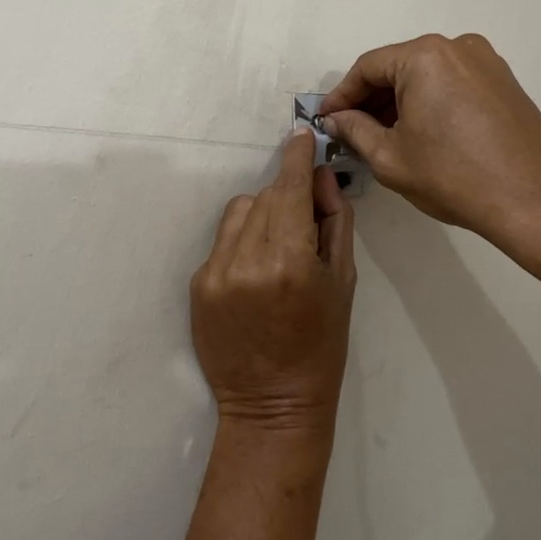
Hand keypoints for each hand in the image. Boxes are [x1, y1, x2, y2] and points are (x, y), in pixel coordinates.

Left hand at [189, 131, 357, 433]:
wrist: (272, 405)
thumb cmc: (321, 347)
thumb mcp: (342, 283)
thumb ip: (334, 223)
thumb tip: (320, 177)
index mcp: (291, 261)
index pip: (290, 188)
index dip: (297, 158)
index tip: (301, 135)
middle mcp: (247, 260)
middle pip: (265, 197)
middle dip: (286, 196)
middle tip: (304, 221)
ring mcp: (216, 272)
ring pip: (240, 212)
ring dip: (261, 215)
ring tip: (278, 250)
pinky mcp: (198, 285)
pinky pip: (223, 241)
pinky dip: (242, 242)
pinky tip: (256, 273)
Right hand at [319, 33, 540, 247]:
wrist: (533, 202)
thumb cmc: (453, 177)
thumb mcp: (390, 158)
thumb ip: (355, 130)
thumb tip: (336, 119)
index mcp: (425, 56)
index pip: (367, 67)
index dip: (341, 95)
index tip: (326, 120)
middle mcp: (458, 47)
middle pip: (399, 66)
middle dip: (372, 98)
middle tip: (350, 131)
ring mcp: (487, 62)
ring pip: (427, 75)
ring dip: (401, 100)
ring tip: (384, 136)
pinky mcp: (505, 82)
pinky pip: (454, 83)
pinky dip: (431, 101)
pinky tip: (422, 134)